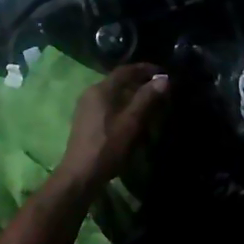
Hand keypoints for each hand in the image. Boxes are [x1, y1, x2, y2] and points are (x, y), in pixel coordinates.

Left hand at [57, 64, 169, 187]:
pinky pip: (107, 105)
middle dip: (140, 83)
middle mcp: (91, 93)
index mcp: (101, 89)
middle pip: (119, 81)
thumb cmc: (107, 147)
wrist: (80, 174)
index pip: (125, 70)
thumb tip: (163, 79)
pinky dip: (122, 106)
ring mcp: (86, 107)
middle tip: (159, 90)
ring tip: (149, 104)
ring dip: (132, 96)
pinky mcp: (86, 120)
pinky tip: (132, 119)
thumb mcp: (131, 122)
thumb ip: (146, 99)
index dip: (145, 69)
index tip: (163, 73)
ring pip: (113, 94)